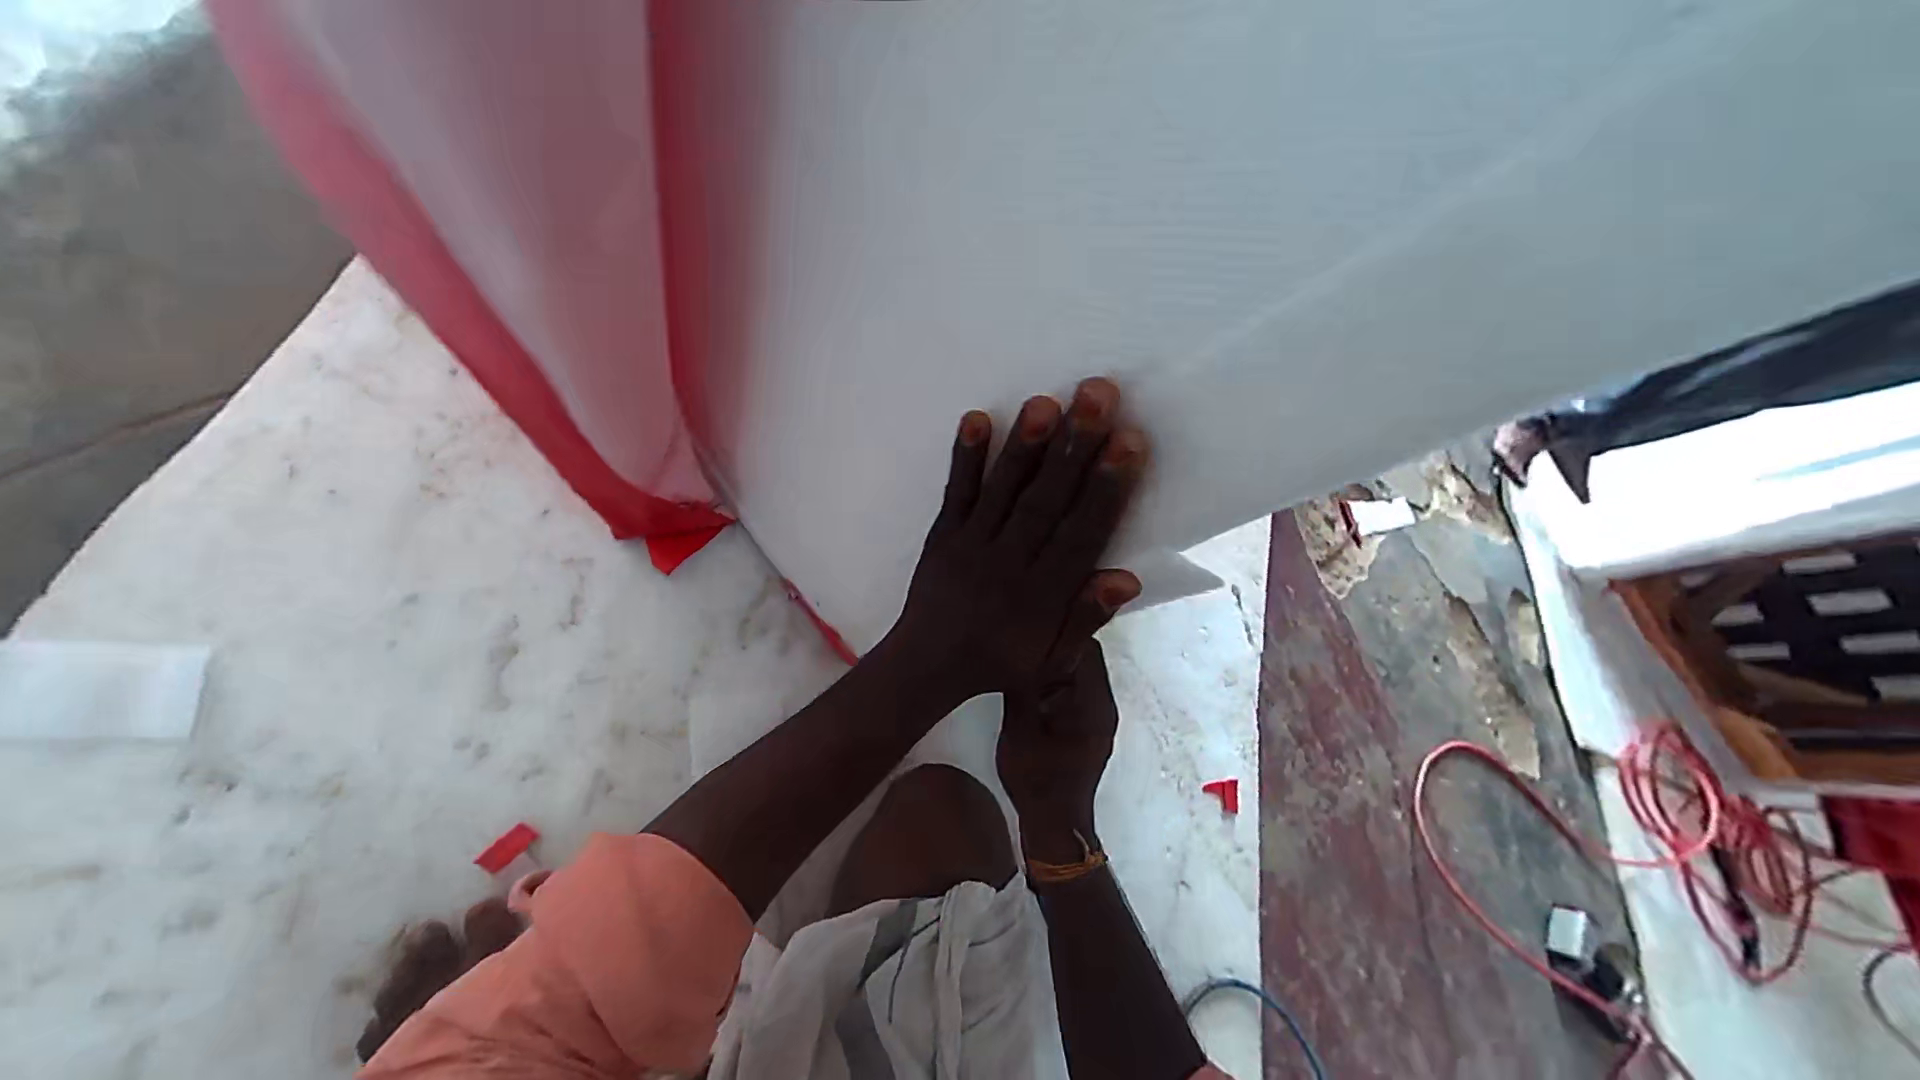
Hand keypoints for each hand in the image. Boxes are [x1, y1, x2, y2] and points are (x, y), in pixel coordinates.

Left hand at [885, 377, 1146, 703]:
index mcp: (1043, 593)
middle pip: (1046, 500)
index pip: (1082, 533)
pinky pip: (956, 494)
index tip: (1129, 442)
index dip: (1108, 487)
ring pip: (1003, 491)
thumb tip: (1128, 578)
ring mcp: (971, 545)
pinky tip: (976, 419)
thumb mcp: (1052, 660)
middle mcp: (1009, 563)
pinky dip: (964, 457)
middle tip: (1097, 394)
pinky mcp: (942, 535)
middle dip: (1074, 447)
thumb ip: (1087, 619)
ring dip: (1024, 445)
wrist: (928, 664)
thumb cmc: (1000, 662)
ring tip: (1045, 401)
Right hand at [998, 639, 1125, 864]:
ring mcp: (1101, 714)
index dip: (1058, 629)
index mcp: (1091, 704)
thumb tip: (1025, 648)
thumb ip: (1026, 687)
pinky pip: (1080, 685)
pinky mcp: (1094, 723)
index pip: (1083, 647)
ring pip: (1083, 669)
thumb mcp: (1020, 732)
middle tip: (1023, 633)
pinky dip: (1061, 676)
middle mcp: (1104, 704)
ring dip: (1058, 659)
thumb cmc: (1035, 781)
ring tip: (1026, 653)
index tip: (1030, 619)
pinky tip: (1036, 678)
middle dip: (1057, 641)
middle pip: (1086, 654)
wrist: (1056, 825)